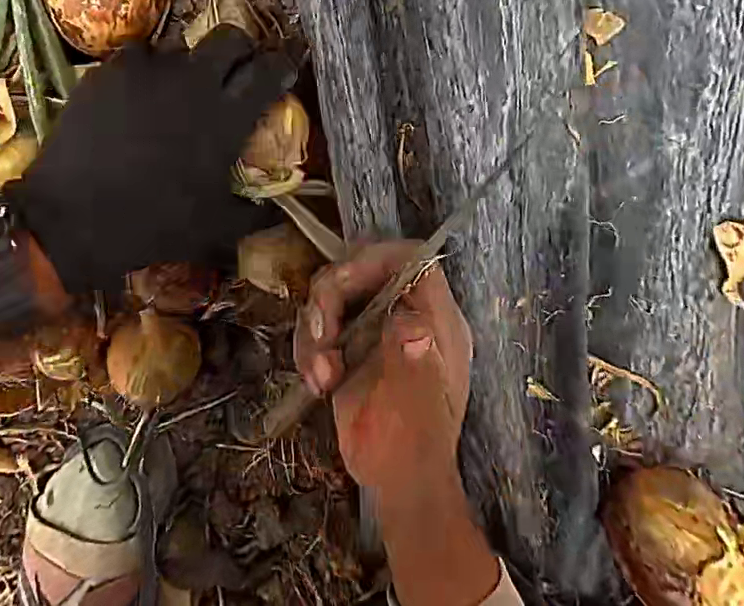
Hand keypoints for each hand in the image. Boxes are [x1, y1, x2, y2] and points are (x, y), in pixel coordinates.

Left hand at [8, 26, 294, 295]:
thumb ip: (255, 214)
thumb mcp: (216, 229)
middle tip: (234, 70)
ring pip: (181, 46)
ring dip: (188, 64)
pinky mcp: (110, 71)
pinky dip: (145, 71)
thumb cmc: (154, 225)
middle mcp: (194, 82)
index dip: (282, 65)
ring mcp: (149, 71)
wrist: (73, 219)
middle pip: (231, 36)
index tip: (281, 72)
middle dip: (240, 48)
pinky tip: (135, 96)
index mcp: (227, 117)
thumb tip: (280, 211)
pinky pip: (138, 56)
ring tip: (176, 92)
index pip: (270, 70)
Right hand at [294, 241, 472, 500]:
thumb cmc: (416, 448)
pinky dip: (309, 350)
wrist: (395, 484)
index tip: (344, 280)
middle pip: (361, 269)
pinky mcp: (348, 345)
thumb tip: (411, 326)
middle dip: (332, 296)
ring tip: (321, 376)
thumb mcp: (418, 409)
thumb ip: (415, 364)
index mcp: (435, 317)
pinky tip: (318, 385)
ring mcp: (374, 327)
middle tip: (321, 334)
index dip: (376, 258)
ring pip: (331, 295)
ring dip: (315, 330)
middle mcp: (404, 311)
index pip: (411, 260)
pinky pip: (317, 325)